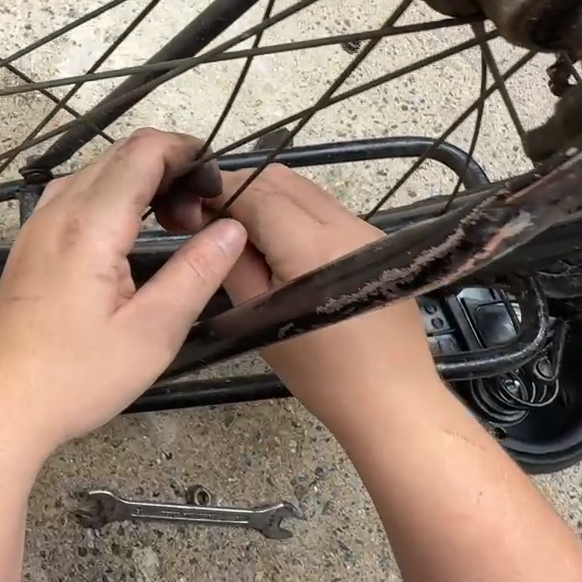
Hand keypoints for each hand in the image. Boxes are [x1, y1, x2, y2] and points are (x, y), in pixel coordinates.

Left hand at [0, 129, 246, 455]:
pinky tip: (126, 234)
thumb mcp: (152, 332)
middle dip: (168, 167)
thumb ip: (196, 272)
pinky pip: (74, 194)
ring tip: (170, 226)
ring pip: (95, 171)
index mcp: (89, 223)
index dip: (186, 152)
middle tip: (197, 218)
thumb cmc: (75, 378)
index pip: (143, 150)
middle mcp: (57, 209)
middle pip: (119, 154)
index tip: (215, 185)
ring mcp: (36, 223)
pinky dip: (110, 196)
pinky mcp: (28, 243)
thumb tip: (231, 229)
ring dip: (139, 180)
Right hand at [158, 164, 436, 420]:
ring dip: (267, 196)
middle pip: (280, 179)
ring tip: (240, 227)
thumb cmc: (317, 370)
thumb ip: (230, 261)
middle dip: (240, 187)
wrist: (392, 402)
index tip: (189, 203)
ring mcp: (366, 229)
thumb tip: (209, 221)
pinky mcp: (376, 240)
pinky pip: (324, 208)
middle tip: (209, 215)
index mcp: (310, 246)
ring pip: (304, 189)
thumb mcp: (255, 316)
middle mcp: (343, 225)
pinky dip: (293, 211)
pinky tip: (277, 241)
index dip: (217, 190)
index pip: (254, 192)